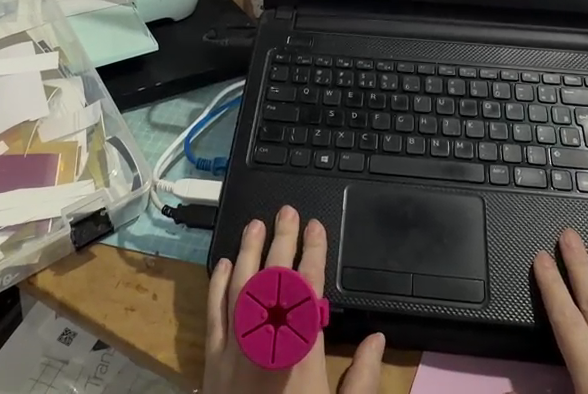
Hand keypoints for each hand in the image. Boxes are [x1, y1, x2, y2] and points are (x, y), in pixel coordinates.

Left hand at [205, 206, 385, 393]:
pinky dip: (216, 285)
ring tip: (255, 225)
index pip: (307, 289)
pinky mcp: (210, 364)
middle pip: (272, 279)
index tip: (317, 228)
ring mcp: (232, 351)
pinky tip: (222, 265)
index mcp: (299, 353)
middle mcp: (263, 343)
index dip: (313, 254)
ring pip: (238, 288)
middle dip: (281, 241)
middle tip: (288, 211)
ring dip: (247, 252)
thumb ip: (362, 380)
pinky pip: (212, 314)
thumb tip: (377, 340)